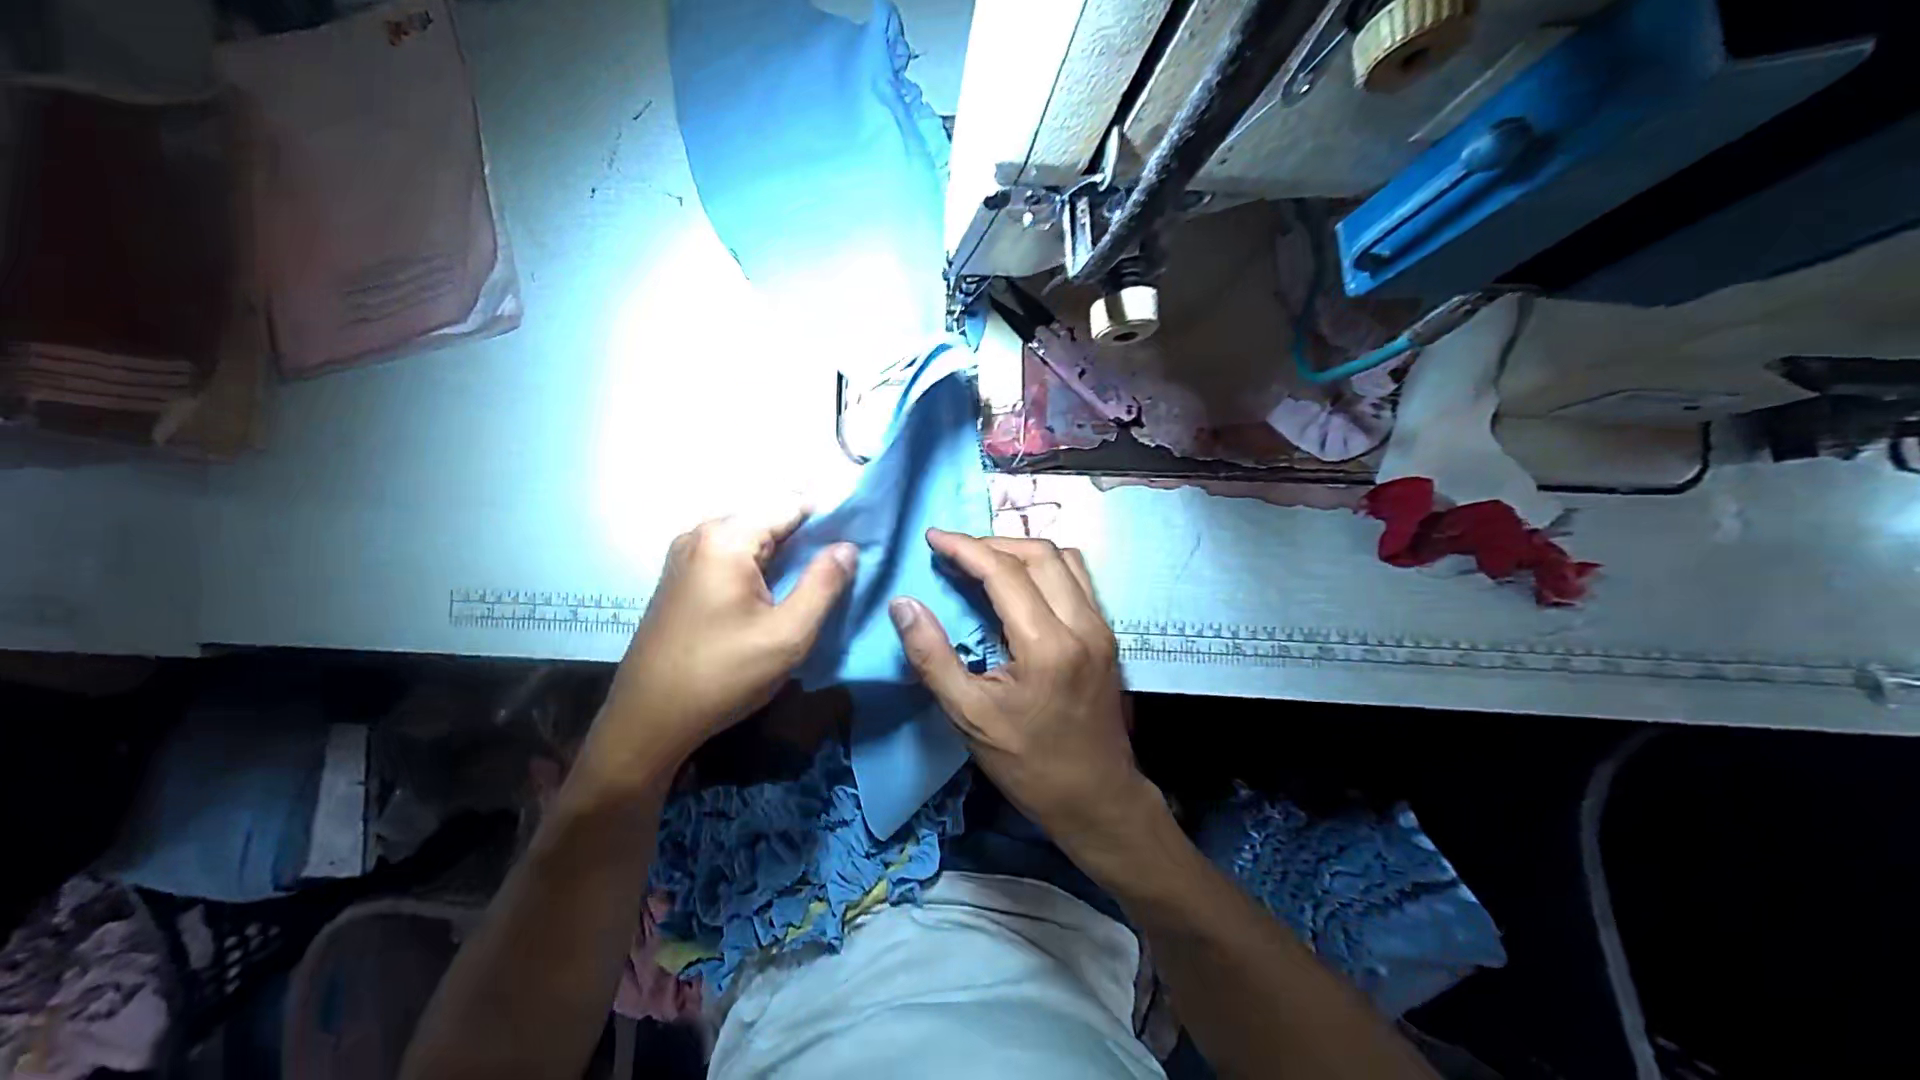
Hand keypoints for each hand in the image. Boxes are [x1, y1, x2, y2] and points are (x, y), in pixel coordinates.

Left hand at [590, 509, 855, 775]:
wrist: (650, 718)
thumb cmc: (723, 675)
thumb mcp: (788, 634)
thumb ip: (823, 584)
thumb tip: (848, 546)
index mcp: (726, 538)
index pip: (789, 503)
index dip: (828, 515)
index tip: (858, 535)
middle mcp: (700, 534)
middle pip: (768, 516)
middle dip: (806, 534)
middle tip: (840, 562)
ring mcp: (685, 554)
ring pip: (750, 536)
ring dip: (784, 551)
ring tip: (815, 576)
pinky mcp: (680, 576)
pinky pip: (730, 554)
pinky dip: (759, 563)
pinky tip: (776, 589)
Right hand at [888, 529, 1153, 854]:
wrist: (1097, 798)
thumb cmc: (1029, 764)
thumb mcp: (969, 717)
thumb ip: (932, 656)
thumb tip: (903, 604)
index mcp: (1048, 645)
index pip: (1004, 572)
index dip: (965, 547)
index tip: (933, 538)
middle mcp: (1083, 624)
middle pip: (1039, 554)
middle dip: (992, 543)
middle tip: (954, 553)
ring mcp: (1102, 628)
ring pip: (1065, 559)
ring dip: (1022, 551)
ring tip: (984, 562)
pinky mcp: (1108, 636)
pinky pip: (1078, 579)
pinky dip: (1046, 567)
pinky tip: (1021, 584)